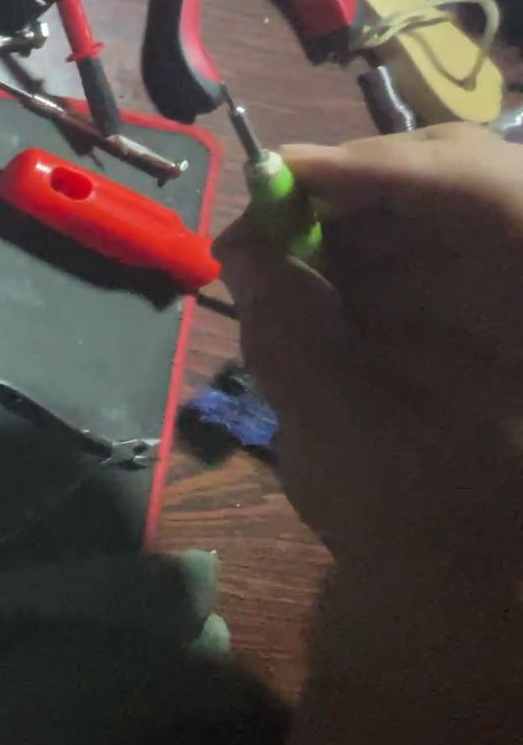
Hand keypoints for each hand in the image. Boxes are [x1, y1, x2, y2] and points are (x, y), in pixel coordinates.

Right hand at [215, 123, 522, 581]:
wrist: (471, 576)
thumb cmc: (412, 511)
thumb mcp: (332, 418)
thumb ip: (287, 325)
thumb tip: (248, 244)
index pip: (476, 188)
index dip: (367, 167)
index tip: (267, 179)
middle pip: (464, 171)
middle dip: (350, 184)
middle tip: (261, 226)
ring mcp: (510, 285)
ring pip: (439, 195)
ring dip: (343, 214)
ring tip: (270, 257)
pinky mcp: (488, 300)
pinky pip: (424, 238)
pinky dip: (353, 246)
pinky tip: (305, 278)